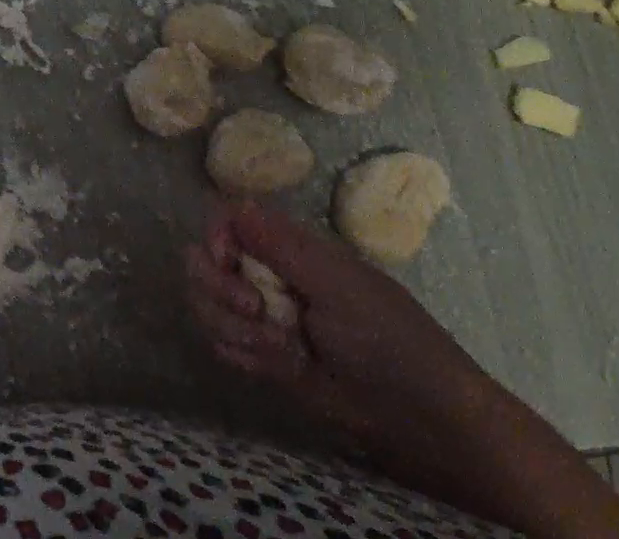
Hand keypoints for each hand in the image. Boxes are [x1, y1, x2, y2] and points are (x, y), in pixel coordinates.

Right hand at [184, 201, 489, 451]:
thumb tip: (237, 202)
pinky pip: (218, 344)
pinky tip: (277, 367)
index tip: (224, 260)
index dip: (215, 237)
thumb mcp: (339, 287)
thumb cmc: (389, 340)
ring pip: (205, 305)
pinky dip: (244, 356)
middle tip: (254, 310)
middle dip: (219, 288)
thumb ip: (283, 247)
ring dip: (235, 328)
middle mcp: (265, 278)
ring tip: (280, 349)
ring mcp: (258, 317)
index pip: (227, 224)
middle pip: (202, 264)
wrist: (416, 417)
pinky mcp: (256, 353)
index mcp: (289, 251)